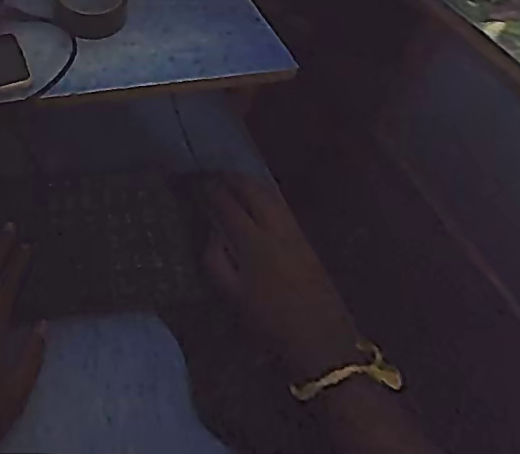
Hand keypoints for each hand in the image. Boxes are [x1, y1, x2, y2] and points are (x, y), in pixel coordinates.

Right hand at [204, 175, 361, 377]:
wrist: (323, 345)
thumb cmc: (269, 322)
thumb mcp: (231, 295)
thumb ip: (214, 257)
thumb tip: (211, 230)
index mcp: (253, 243)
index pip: (227, 203)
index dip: (210, 188)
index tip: (196, 180)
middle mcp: (275, 230)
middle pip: (252, 189)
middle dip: (231, 177)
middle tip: (213, 174)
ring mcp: (295, 233)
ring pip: (271, 194)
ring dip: (249, 183)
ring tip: (232, 182)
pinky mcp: (307, 241)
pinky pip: (282, 206)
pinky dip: (265, 195)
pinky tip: (256, 200)